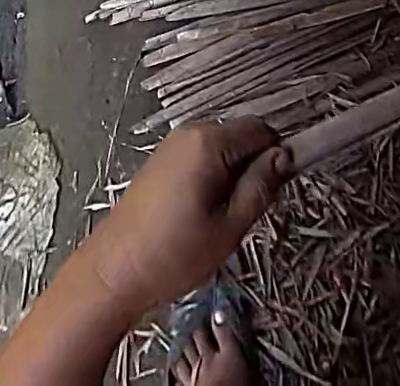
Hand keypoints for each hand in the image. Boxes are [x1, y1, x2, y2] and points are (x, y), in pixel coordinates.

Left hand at [75, 118, 293, 316]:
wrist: (114, 271)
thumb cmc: (173, 254)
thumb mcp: (230, 227)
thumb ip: (261, 187)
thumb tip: (285, 156)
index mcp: (208, 142)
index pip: (261, 129)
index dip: (276, 156)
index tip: (278, 189)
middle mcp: (190, 132)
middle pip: (241, 136)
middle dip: (253, 167)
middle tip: (246, 212)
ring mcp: (173, 144)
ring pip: (223, 148)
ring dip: (233, 174)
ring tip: (221, 218)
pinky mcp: (163, 159)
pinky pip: (202, 156)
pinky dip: (212, 177)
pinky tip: (200, 213)